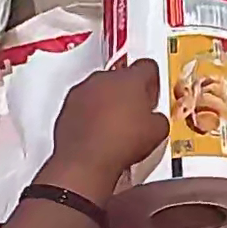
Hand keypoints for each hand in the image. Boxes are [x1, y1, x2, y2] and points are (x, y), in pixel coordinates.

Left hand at [41, 59, 168, 200]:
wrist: (86, 161)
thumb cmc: (120, 143)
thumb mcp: (157, 132)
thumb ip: (158, 118)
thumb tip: (155, 121)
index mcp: (131, 78)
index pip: (147, 67)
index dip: (152, 82)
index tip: (151, 95)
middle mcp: (104, 78)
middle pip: (121, 78)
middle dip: (128, 94)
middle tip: (135, 115)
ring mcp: (83, 91)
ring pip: (100, 90)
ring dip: (108, 103)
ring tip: (115, 129)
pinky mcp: (67, 106)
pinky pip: (83, 105)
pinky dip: (89, 115)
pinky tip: (98, 135)